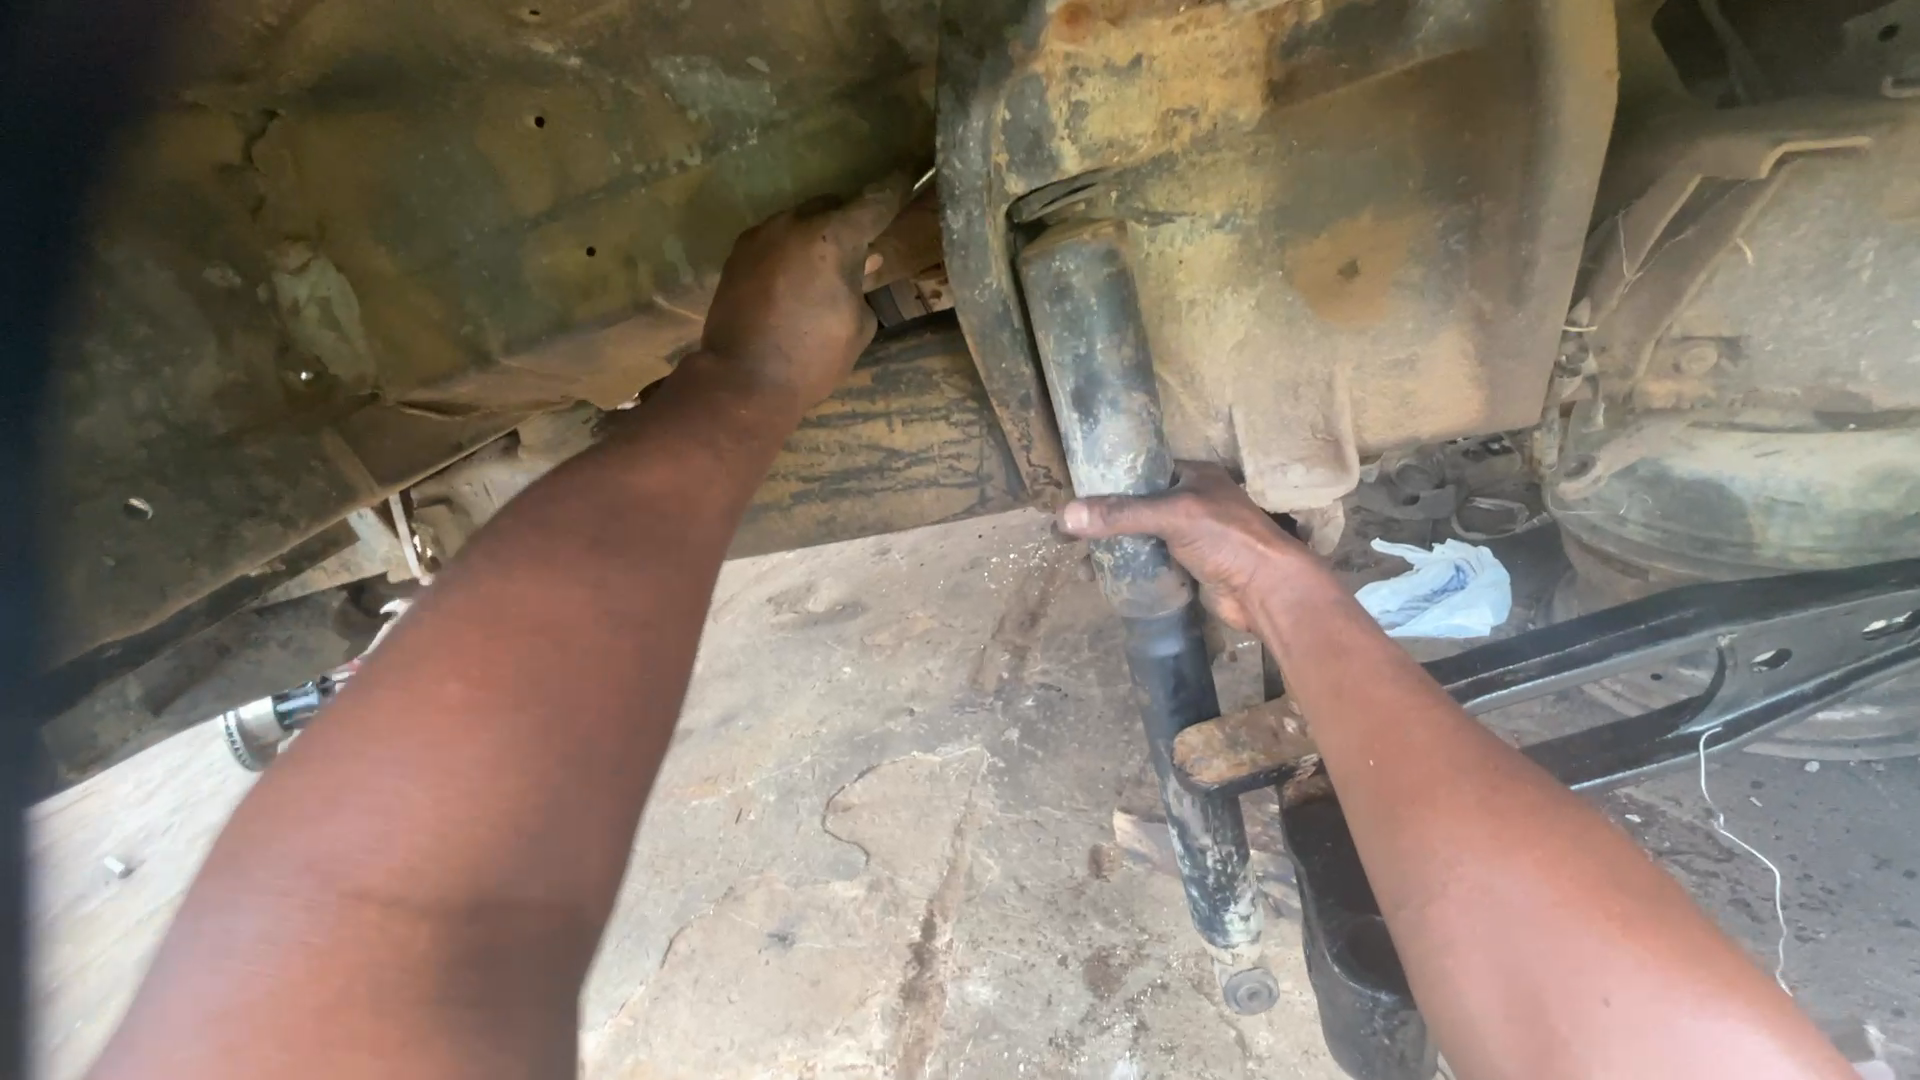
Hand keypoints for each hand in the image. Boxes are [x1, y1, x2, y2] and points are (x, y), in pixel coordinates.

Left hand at [700, 187, 903, 412]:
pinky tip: (797, 280)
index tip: (907, 175)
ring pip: (799, 223)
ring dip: (817, 238)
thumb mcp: (858, 326)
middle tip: (863, 245)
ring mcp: (759, 237)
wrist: (745, 380)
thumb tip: (857, 268)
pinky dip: (791, 253)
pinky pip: (775, 242)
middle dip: (849, 220)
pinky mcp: (736, 256)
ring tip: (827, 267)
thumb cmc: (813, 359)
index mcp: (832, 238)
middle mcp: (792, 224)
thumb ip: (861, 284)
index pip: (874, 202)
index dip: (895, 189)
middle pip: (831, 206)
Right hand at [1058, 462, 1320, 629]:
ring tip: (1077, 561)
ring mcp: (1188, 537)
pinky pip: (1148, 564)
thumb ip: (1120, 514)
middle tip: (1066, 534)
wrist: (1268, 591)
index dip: (1107, 482)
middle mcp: (1189, 502)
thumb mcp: (1172, 515)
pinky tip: (1100, 578)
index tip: (1073, 496)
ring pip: (1139, 538)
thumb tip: (1064, 516)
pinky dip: (1124, 569)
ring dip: (1110, 549)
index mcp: (1192, 476)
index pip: (1141, 471)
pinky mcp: (1187, 567)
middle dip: (1102, 521)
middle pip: (1135, 508)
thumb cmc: (1228, 539)